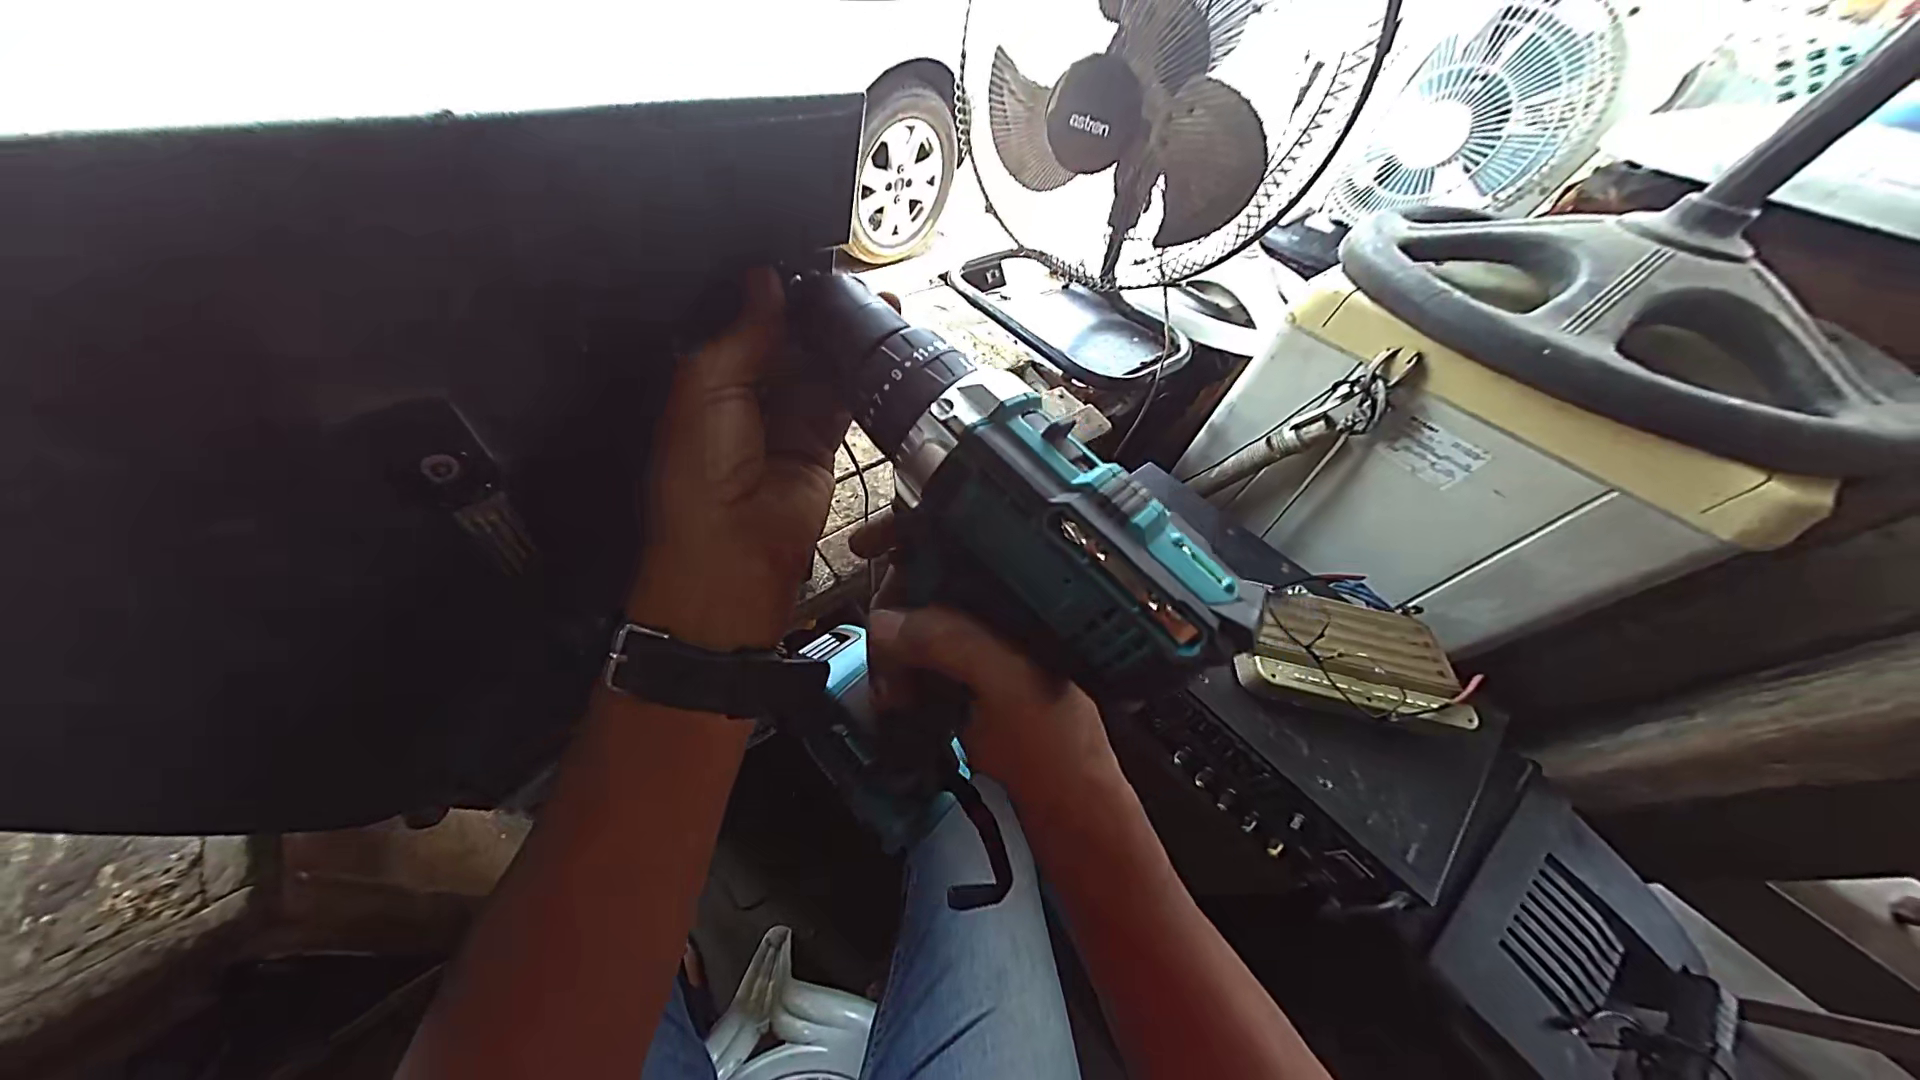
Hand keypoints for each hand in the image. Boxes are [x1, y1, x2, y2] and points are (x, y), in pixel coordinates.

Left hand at [630, 268, 848, 649]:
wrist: (734, 547)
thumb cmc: (697, 481)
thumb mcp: (706, 385)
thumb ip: (743, 333)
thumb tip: (764, 283)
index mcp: (710, 383)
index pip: (748, 328)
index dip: (773, 300)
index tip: (799, 275)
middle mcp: (751, 401)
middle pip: (789, 345)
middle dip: (812, 319)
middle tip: (840, 289)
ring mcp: (788, 423)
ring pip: (819, 370)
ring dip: (839, 345)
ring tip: (862, 312)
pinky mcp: (822, 444)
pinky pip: (842, 401)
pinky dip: (854, 378)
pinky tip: (865, 352)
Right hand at [855, 508, 1120, 804]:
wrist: (1059, 800)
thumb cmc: (1053, 739)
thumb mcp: (1008, 682)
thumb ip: (952, 641)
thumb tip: (885, 622)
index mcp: (1015, 595)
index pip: (958, 542)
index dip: (912, 532)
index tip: (868, 542)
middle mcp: (992, 609)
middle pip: (920, 582)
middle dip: (890, 616)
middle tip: (884, 657)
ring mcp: (973, 641)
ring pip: (909, 623)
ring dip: (889, 654)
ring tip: (895, 694)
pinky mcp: (956, 672)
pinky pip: (910, 658)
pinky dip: (895, 674)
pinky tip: (898, 698)